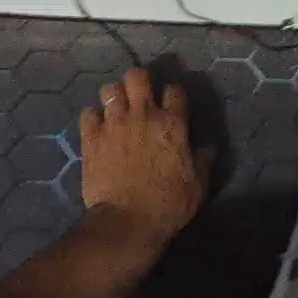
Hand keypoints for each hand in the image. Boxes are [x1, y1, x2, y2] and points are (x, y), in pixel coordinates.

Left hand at [79, 67, 210, 252]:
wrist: (127, 221)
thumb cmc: (167, 204)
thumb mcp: (197, 186)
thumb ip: (203, 161)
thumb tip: (208, 146)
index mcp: (171, 124)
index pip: (174, 89)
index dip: (173, 93)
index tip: (171, 104)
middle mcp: (143, 115)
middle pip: (137, 75)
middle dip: (139, 81)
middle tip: (140, 96)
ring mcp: (114, 124)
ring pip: (110, 88)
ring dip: (114, 96)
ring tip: (116, 109)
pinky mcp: (91, 137)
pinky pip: (88, 113)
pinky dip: (93, 118)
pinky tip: (98, 128)